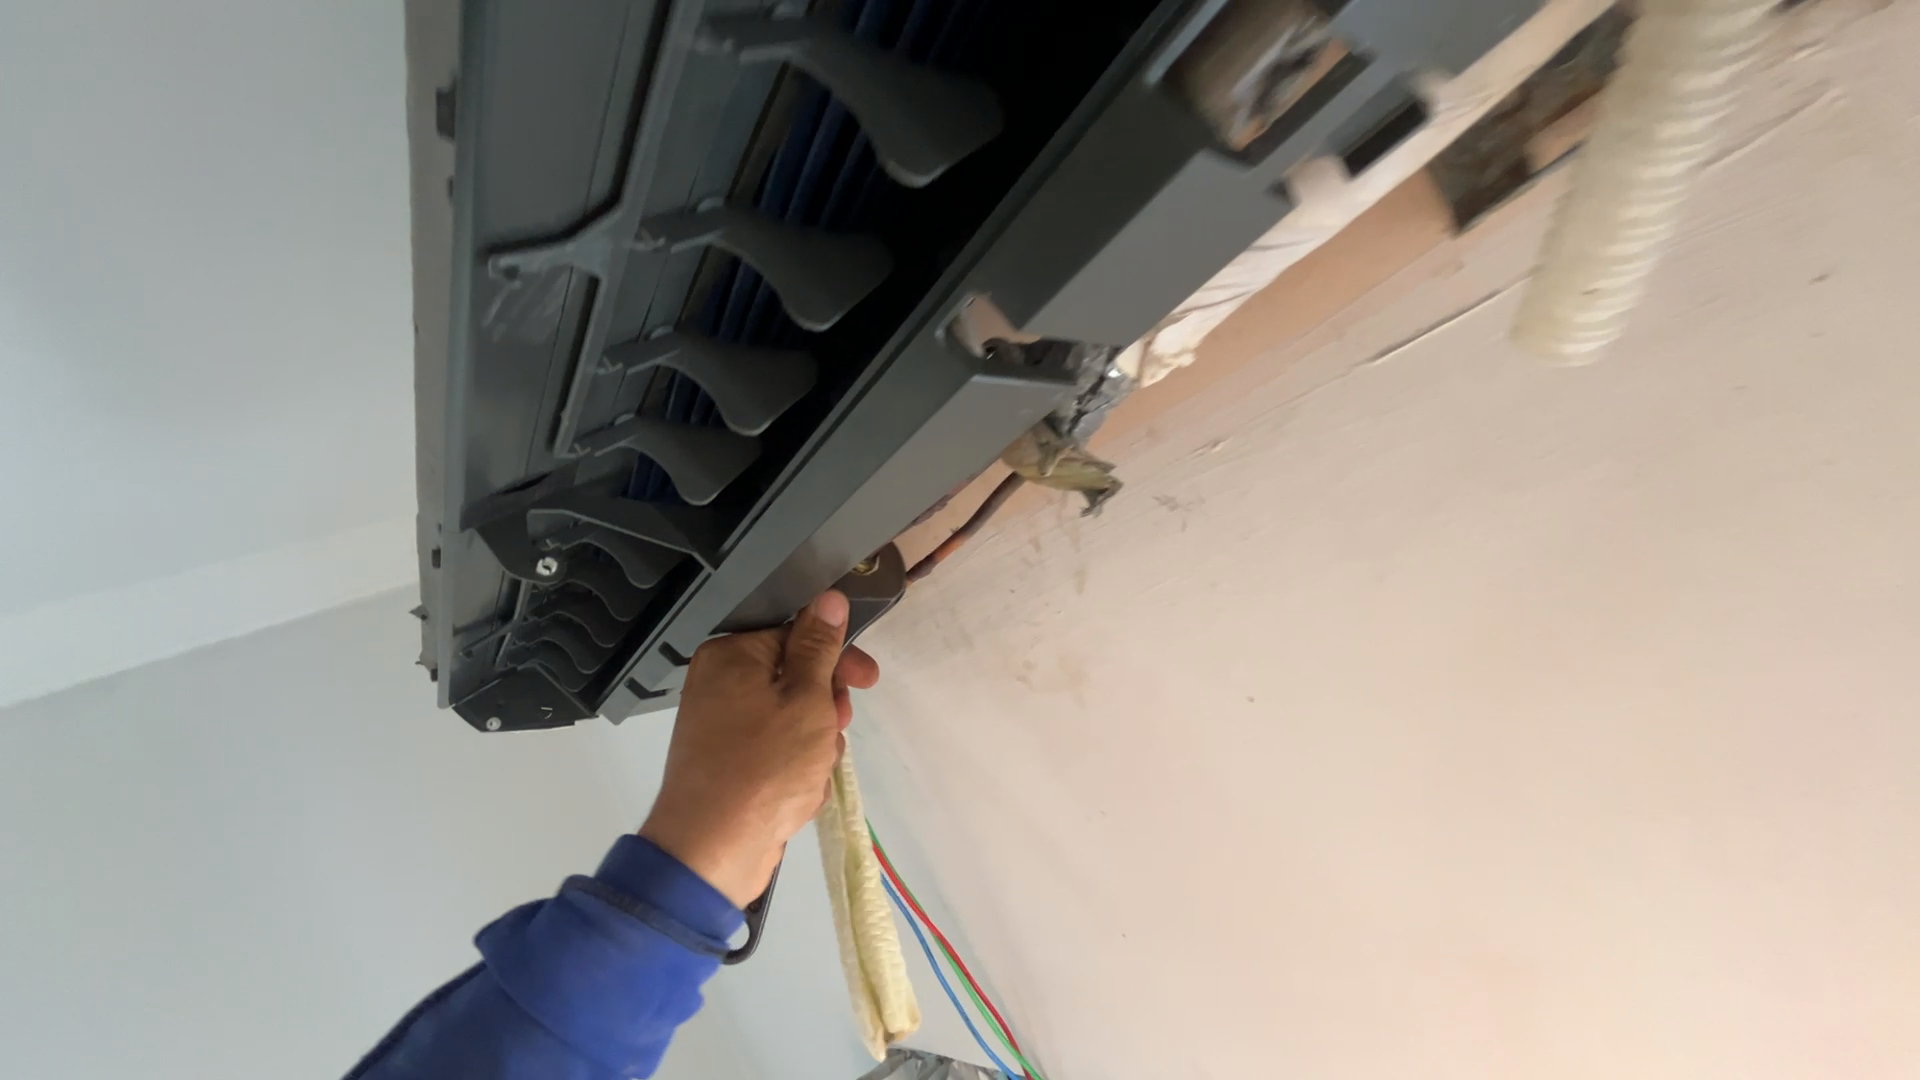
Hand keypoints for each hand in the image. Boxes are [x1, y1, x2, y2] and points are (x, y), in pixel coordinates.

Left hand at [639, 591, 880, 907]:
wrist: (712, 853)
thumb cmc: (764, 766)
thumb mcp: (806, 698)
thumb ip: (819, 647)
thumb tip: (829, 597)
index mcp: (732, 656)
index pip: (797, 634)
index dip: (837, 657)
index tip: (867, 680)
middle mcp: (721, 683)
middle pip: (795, 675)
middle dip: (825, 705)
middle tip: (837, 726)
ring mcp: (723, 725)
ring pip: (793, 715)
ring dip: (815, 740)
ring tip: (812, 769)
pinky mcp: (730, 762)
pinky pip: (777, 748)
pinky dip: (795, 765)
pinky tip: (798, 791)